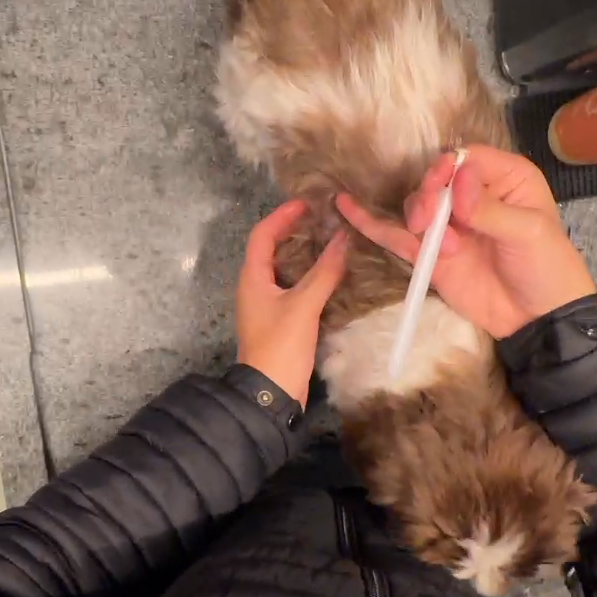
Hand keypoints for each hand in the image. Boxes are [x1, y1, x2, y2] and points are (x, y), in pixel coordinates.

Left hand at [236, 200, 349, 407]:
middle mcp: (255, 288)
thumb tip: (343, 238)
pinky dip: (310, 276)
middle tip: (324, 219)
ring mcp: (267, 305)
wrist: (271, 392)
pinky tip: (333, 274)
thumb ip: (324, 272)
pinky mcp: (280, 321)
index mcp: (252, 279)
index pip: (262, 235)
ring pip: (285, 269)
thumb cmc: (281, 346)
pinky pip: (294, 288)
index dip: (282, 216)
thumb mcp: (304, 305)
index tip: (307, 203)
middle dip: (295, 231)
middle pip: (272, 249)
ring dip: (305, 254)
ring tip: (332, 240)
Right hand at [336, 147, 596, 337]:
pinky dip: (372, 225)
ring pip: (414, 208)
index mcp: (504, 179)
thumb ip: (490, 208)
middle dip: (427, 198)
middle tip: (432, 224)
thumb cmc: (547, 267)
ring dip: (418, 222)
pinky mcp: (430, 255)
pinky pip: (397, 238)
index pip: (466, 159)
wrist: (537, 318)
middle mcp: (471, 197)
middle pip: (433, 181)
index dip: (450, 171)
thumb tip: (457, 180)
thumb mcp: (529, 232)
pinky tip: (348, 207)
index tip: (448, 193)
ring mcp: (448, 227)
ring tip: (442, 248)